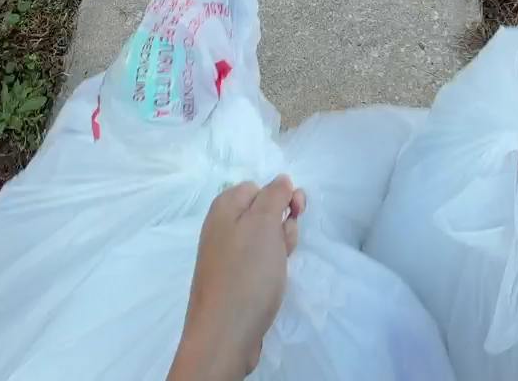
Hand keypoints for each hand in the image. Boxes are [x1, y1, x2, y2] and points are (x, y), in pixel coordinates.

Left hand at [165, 176, 306, 380]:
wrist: (224, 337)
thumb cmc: (247, 273)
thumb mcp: (265, 223)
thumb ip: (275, 194)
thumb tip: (281, 180)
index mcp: (225, 207)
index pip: (260, 186)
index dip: (281, 197)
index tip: (295, 213)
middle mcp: (221, 227)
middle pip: (264, 213)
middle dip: (282, 225)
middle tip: (283, 245)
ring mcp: (225, 256)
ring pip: (265, 239)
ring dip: (279, 248)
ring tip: (277, 268)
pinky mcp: (232, 280)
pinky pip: (257, 262)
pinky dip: (269, 268)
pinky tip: (271, 283)